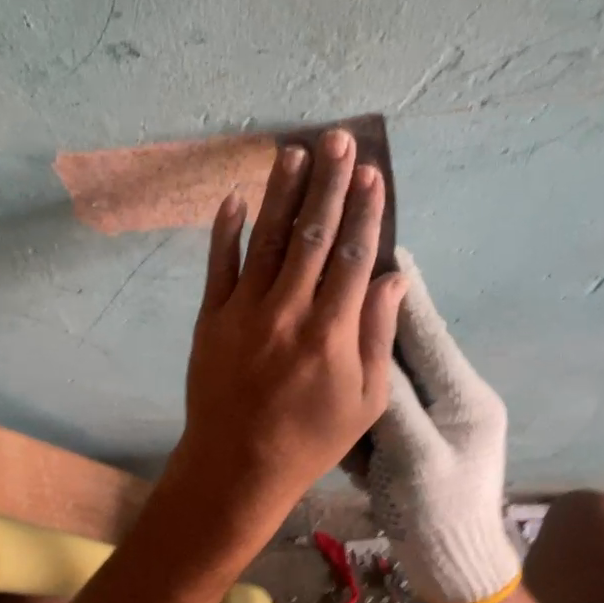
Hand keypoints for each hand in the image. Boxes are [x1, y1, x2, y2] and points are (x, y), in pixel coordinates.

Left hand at [170, 128, 408, 527]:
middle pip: (313, 235)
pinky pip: (218, 264)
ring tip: (294, 152)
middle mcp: (288, 311)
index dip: (364, 210)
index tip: (372, 173)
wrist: (237, 462)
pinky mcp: (210, 315)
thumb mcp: (364, 398)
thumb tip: (393, 276)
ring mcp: (244, 310)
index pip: (353, 255)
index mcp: (332, 332)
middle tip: (339, 140)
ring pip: (268, 239)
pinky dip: (226, 230)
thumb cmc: (311, 436)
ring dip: (282, 193)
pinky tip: (235, 197)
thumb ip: (377, 334)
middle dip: (329, 184)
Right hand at [366, 247, 519, 602]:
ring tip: (333, 291)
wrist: (454, 566)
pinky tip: (332, 348)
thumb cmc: (434, 513)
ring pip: (393, 354)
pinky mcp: (418, 421)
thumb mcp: (412, 459)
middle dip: (378, 296)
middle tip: (350, 254)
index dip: (400, 284)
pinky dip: (361, 365)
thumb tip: (369, 342)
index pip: (424, 326)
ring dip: (365, 329)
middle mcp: (451, 389)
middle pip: (408, 331)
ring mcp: (436, 406)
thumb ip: (392, 400)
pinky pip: (386, 382)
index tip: (378, 240)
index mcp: (460, 394)